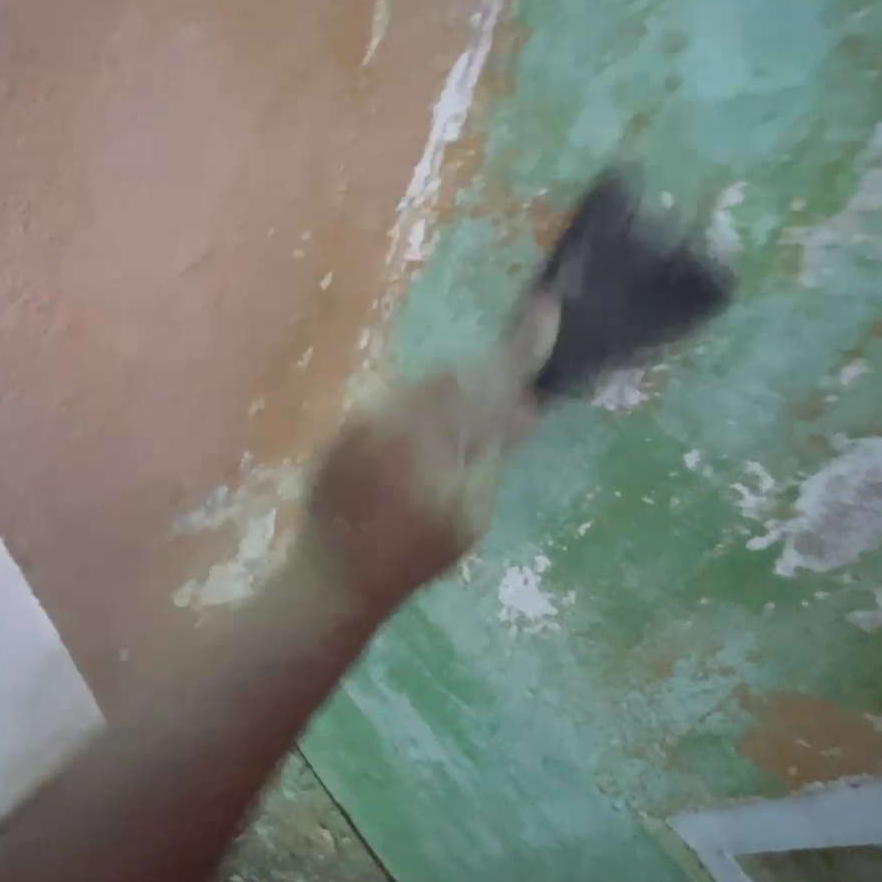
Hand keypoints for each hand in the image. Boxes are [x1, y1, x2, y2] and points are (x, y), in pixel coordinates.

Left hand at [298, 296, 557, 616]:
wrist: (334, 574)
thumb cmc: (413, 556)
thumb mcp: (470, 516)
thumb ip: (494, 454)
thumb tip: (526, 406)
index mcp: (435, 438)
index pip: (488, 381)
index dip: (522, 345)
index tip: (547, 307)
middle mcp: (395, 416)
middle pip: (450, 377)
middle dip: (473, 391)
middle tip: (481, 426)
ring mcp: (361, 419)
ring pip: (416, 390)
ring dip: (437, 406)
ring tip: (430, 457)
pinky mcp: (340, 428)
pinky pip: (384, 406)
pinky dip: (404, 421)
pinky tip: (398, 462)